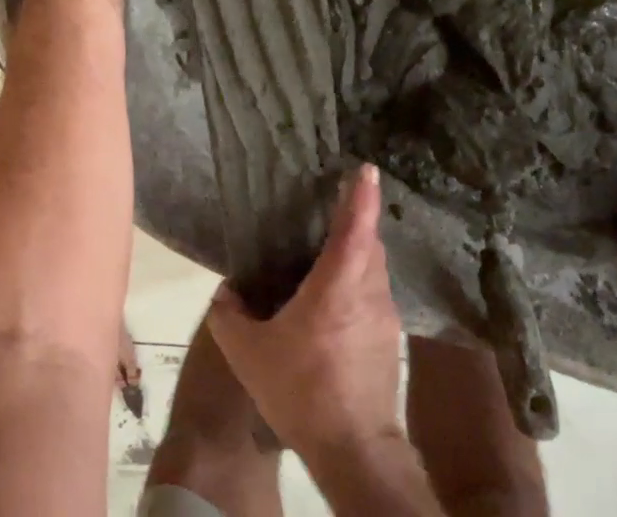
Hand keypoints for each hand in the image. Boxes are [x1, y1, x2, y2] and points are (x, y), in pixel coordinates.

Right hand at [206, 164, 401, 460]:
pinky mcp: (390, 341)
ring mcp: (385, 319)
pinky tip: (333, 303)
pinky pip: (374, 296)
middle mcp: (368, 295)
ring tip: (326, 254)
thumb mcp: (247, 353)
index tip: (363, 169)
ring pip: (374, 271)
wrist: (353, 448)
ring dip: (357, 255)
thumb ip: (229, 316)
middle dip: (355, 222)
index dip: (360, 196)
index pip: (355, 230)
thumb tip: (226, 294)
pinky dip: (358, 285)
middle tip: (330, 208)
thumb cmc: (300, 391)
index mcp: (336, 289)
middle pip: (369, 244)